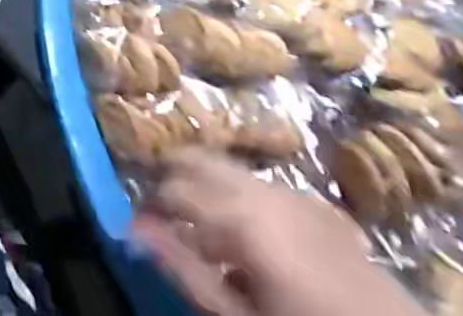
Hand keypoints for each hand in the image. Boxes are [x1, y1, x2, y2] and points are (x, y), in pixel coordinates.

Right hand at [134, 150, 424, 315]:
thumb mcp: (238, 312)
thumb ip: (184, 268)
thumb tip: (135, 230)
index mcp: (240, 214)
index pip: (170, 189)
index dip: (148, 206)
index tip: (140, 227)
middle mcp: (266, 192)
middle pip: (199, 160)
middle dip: (173, 176)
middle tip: (163, 207)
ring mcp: (301, 198)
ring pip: (233, 171)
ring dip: (209, 186)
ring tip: (205, 222)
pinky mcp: (326, 212)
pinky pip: (269, 189)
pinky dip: (245, 198)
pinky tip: (251, 232)